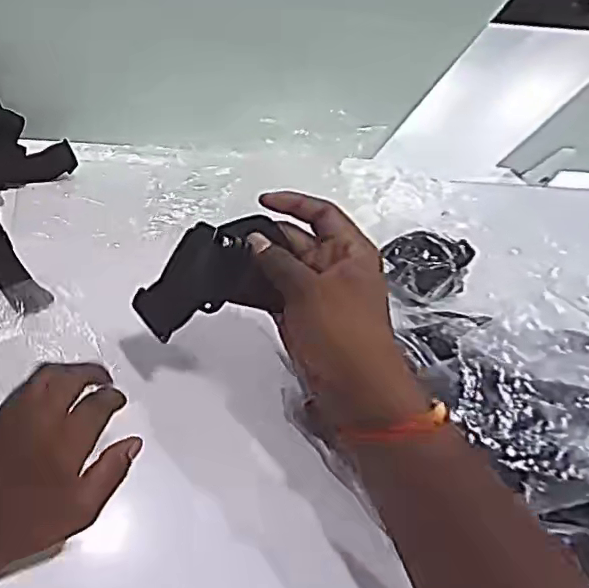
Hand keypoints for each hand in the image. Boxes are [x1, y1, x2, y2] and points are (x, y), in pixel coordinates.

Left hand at [0, 363, 142, 587]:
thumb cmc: (24, 522)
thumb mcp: (82, 509)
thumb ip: (111, 471)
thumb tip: (130, 446)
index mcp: (65, 443)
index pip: (96, 404)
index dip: (112, 397)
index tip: (118, 399)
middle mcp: (40, 421)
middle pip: (71, 378)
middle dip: (93, 373)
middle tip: (104, 380)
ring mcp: (16, 414)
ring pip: (45, 374)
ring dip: (68, 370)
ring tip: (81, 377)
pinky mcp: (0, 416)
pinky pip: (26, 385)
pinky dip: (46, 378)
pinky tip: (52, 388)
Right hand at [247, 192, 428, 428]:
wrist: (354, 387)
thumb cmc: (353, 340)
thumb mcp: (309, 289)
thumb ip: (278, 261)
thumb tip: (257, 242)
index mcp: (352, 254)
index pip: (322, 214)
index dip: (294, 203)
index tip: (266, 200)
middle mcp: (335, 270)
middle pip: (297, 239)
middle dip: (268, 237)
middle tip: (242, 237)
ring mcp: (316, 293)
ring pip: (280, 266)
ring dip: (259, 264)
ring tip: (235, 262)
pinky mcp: (299, 313)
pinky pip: (272, 291)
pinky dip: (255, 288)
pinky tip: (237, 286)